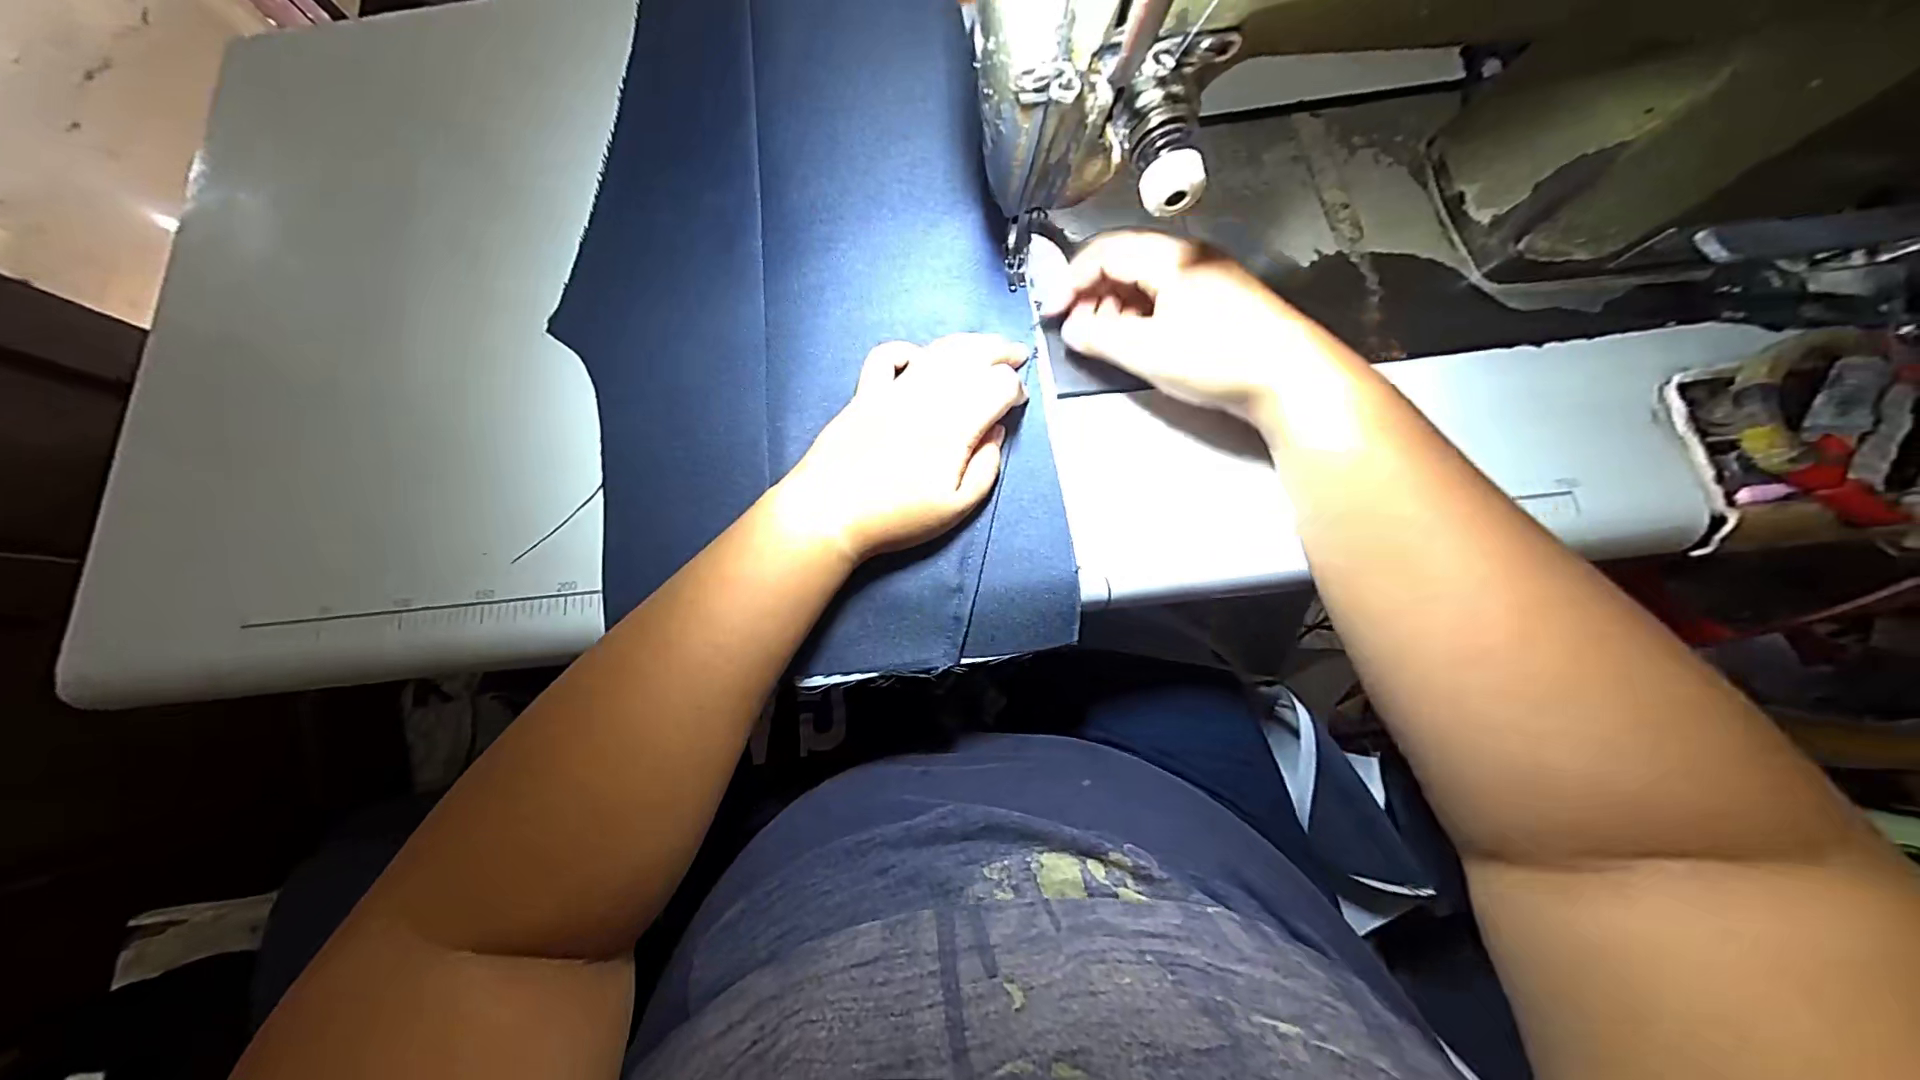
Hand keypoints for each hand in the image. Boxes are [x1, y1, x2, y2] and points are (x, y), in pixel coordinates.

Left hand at [769, 334, 1028, 560]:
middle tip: (1016, 355)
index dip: (1015, 389)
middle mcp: (926, 397)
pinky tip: (919, 358)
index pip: (997, 385)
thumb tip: (996, 433)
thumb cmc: (895, 517)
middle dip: (1001, 351)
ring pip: (937, 349)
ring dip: (967, 343)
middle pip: (973, 355)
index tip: (1017, 403)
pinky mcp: (865, 393)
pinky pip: (886, 356)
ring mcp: (893, 390)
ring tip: (984, 347)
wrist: (829, 513)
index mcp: (954, 425)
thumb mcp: (955, 508)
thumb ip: (986, 469)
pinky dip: (907, 350)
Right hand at [1040, 230, 1315, 422]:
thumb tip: (1072, 328)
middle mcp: (1191, 258)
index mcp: (1171, 258)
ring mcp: (1209, 278)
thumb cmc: (1222, 358)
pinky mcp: (1220, 301)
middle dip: (1092, 293)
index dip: (1070, 281)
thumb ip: (1099, 336)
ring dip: (1115, 306)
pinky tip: (1138, 341)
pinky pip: (1166, 297)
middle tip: (1076, 327)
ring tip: (1105, 339)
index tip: (1052, 310)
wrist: (1291, 378)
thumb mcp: (1146, 350)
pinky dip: (1141, 315)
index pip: (1104, 252)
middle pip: (1124, 262)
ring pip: (1145, 281)